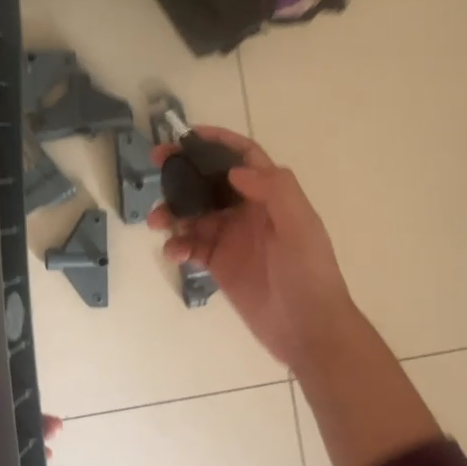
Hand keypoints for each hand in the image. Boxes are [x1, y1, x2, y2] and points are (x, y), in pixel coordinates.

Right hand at [148, 126, 354, 366]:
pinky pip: (189, 245)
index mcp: (271, 196)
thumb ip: (275, 191)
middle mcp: (248, 211)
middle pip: (209, 180)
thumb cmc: (310, 275)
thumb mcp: (301, 227)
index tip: (187, 134)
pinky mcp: (217, 264)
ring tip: (156, 221)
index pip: (244, 157)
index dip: (218, 141)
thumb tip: (234, 171)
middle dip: (182, 170)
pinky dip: (176, 245)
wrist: (309, 331)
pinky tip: (175, 253)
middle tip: (156, 164)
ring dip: (171, 211)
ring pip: (192, 212)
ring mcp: (230, 238)